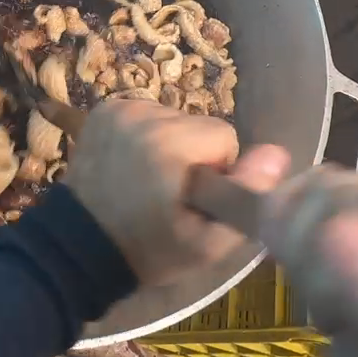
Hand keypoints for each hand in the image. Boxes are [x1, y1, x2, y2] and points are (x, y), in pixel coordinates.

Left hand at [66, 99, 288, 284]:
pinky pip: (147, 114)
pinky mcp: (105, 108)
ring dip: (170, 143)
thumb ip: (246, 195)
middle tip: (170, 192)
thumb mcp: (206, 242)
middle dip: (194, 155)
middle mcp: (144, 114)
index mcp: (170, 142)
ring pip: (173, 118)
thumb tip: (278, 153)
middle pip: (197, 124)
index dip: (219, 170)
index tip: (196, 197)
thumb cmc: (148, 248)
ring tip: (148, 180)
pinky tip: (131, 164)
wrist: (79, 244)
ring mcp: (120, 108)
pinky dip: (146, 134)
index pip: (224, 135)